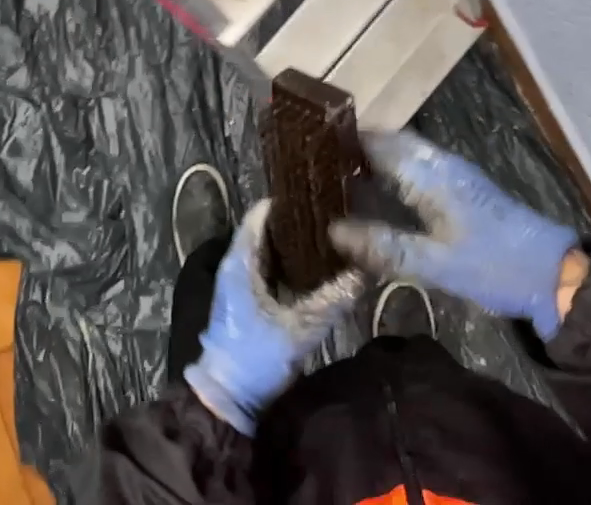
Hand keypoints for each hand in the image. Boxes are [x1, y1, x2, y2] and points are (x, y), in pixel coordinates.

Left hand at [183, 200, 364, 433]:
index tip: (316, 194)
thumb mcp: (299, 330)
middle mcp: (235, 264)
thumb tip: (364, 273)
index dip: (285, 201)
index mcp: (240, 261)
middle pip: (265, 229)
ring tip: (328, 233)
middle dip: (295, 221)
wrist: (226, 396)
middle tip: (331, 213)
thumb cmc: (255, 357)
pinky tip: (314, 265)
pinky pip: (268, 267)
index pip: (259, 214)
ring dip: (293, 242)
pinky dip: (288, 261)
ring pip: (267, 249)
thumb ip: (332, 301)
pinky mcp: (245, 298)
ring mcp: (238, 281)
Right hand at [330, 131, 581, 338]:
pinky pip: (414, 170)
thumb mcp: (437, 263)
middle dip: (354, 148)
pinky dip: (389, 175)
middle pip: (389, 143)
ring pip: (402, 156)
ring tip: (334, 178)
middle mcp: (440, 165)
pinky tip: (373, 196)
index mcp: (432, 174)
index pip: (378, 143)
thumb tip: (333, 230)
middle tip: (315, 163)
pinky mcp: (460, 191)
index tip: (309, 145)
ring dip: (371, 160)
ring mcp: (452, 176)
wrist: (555, 275)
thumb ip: (385, 245)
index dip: (344, 140)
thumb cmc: (495, 265)